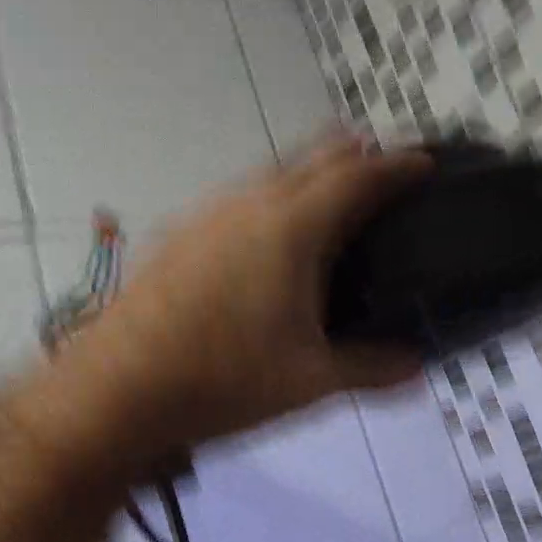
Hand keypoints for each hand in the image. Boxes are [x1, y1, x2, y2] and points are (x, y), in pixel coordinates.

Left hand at [56, 136, 431, 459]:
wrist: (116, 388)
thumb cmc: (224, 378)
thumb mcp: (309, 381)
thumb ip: (370, 369)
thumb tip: (416, 367)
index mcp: (293, 226)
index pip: (358, 177)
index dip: (397, 166)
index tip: (424, 162)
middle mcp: (249, 203)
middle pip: (310, 157)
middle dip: (351, 154)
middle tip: (379, 165)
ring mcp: (205, 214)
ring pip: (266, 173)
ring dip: (303, 172)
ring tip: (324, 195)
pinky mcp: (174, 234)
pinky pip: (233, 198)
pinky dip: (263, 199)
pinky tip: (257, 237)